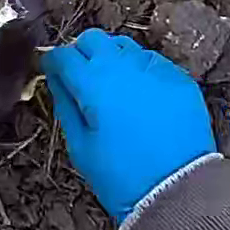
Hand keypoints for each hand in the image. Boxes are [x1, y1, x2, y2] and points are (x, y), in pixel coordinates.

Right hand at [43, 29, 215, 222]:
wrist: (178, 190)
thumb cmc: (124, 177)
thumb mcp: (81, 147)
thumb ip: (65, 106)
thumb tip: (57, 80)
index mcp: (95, 84)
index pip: (64, 55)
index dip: (53, 62)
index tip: (51, 70)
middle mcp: (124, 66)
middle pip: (93, 39)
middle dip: (81, 52)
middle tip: (80, 76)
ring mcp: (154, 68)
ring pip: (123, 45)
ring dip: (111, 58)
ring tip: (110, 86)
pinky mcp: (178, 76)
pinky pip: (151, 61)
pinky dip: (139, 70)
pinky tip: (139, 94)